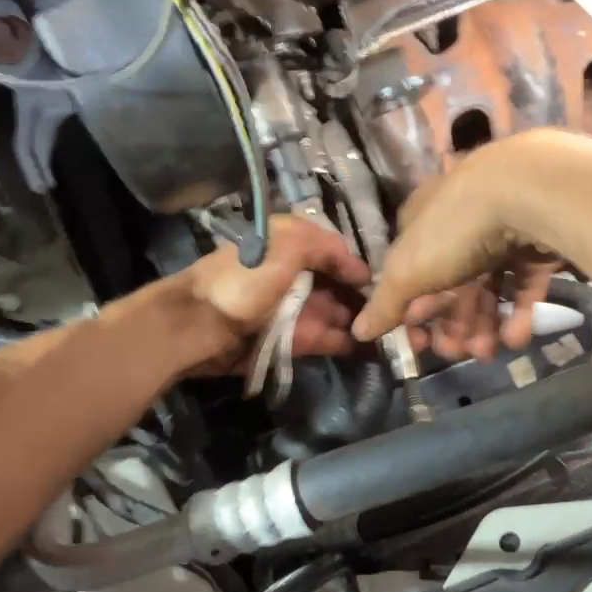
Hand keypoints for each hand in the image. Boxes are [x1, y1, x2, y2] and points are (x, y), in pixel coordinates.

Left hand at [180, 215, 371, 373]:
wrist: (199, 326)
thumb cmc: (242, 280)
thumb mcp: (285, 244)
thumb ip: (323, 245)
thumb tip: (355, 263)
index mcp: (285, 245)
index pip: (331, 252)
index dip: (354, 265)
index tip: (383, 280)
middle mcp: (289, 275)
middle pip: (334, 284)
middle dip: (361, 296)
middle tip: (392, 311)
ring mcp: (287, 309)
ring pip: (331, 313)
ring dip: (356, 321)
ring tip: (388, 332)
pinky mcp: (285, 340)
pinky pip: (320, 338)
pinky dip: (341, 341)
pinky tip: (366, 347)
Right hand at [354, 132, 591, 356]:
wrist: (531, 194)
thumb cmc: (456, 230)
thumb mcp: (409, 270)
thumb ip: (386, 304)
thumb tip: (358, 331)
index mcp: (422, 223)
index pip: (409, 274)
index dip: (412, 313)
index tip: (420, 345)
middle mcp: (459, 225)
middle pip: (451, 286)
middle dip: (452, 325)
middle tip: (459, 354)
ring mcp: (501, 232)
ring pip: (489, 289)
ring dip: (484, 326)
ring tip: (488, 352)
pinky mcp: (536, 244)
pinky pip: (524, 285)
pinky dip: (518, 314)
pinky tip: (515, 338)